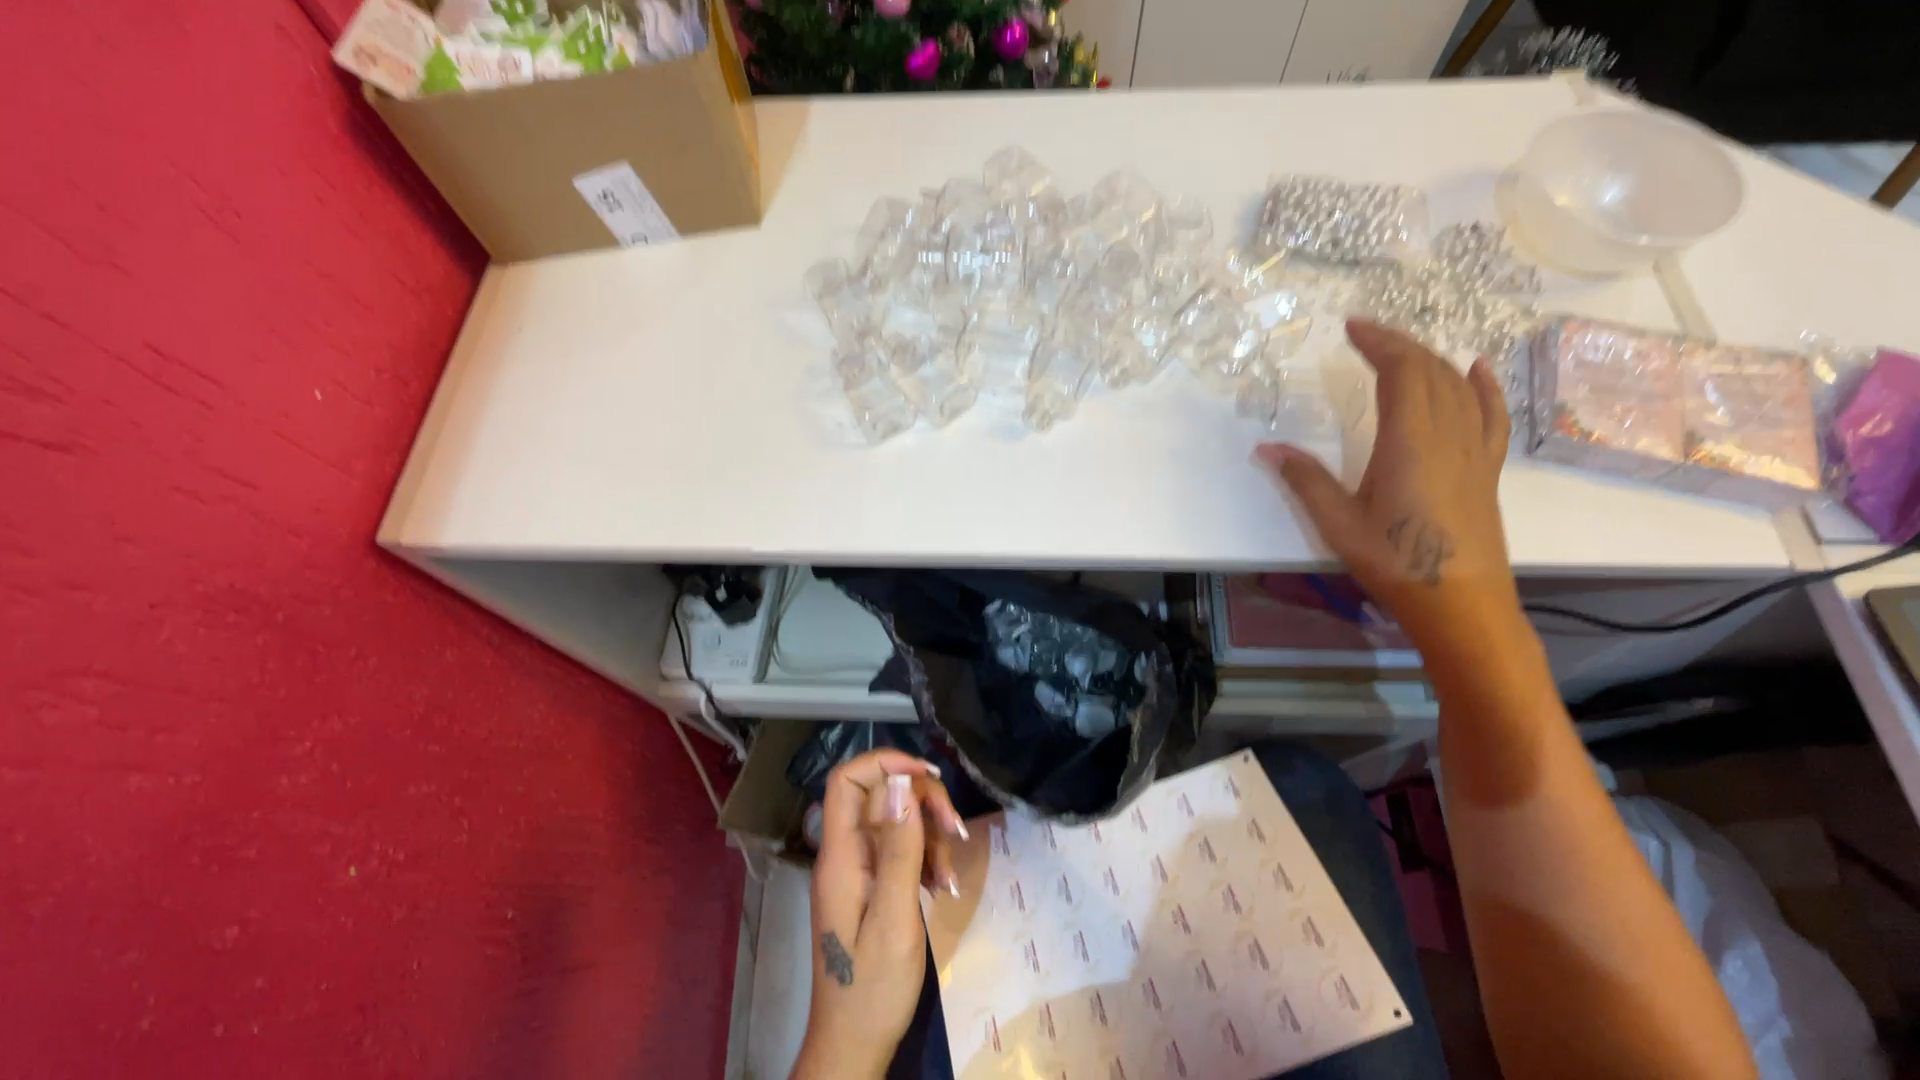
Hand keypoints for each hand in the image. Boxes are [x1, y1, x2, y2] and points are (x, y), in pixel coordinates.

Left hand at [792, 750, 965, 1079]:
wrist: (855, 1043)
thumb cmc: (873, 987)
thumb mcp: (895, 917)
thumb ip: (899, 849)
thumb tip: (901, 783)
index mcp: (840, 856)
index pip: (848, 781)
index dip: (886, 763)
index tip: (930, 775)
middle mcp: (845, 855)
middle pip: (881, 796)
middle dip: (923, 803)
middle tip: (956, 830)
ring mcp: (858, 871)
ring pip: (897, 822)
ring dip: (931, 837)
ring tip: (951, 876)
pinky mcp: (873, 887)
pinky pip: (901, 852)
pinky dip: (927, 861)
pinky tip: (945, 887)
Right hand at [1257, 319, 1520, 649]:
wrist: (1461, 602)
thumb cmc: (1395, 563)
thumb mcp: (1339, 523)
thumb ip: (1305, 480)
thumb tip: (1266, 448)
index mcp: (1410, 440)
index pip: (1400, 371)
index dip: (1377, 343)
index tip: (1350, 328)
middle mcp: (1448, 433)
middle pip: (1430, 369)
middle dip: (1398, 344)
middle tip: (1366, 334)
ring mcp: (1474, 449)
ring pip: (1458, 385)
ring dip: (1430, 359)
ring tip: (1402, 348)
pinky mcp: (1487, 468)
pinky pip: (1491, 413)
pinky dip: (1484, 385)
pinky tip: (1478, 369)